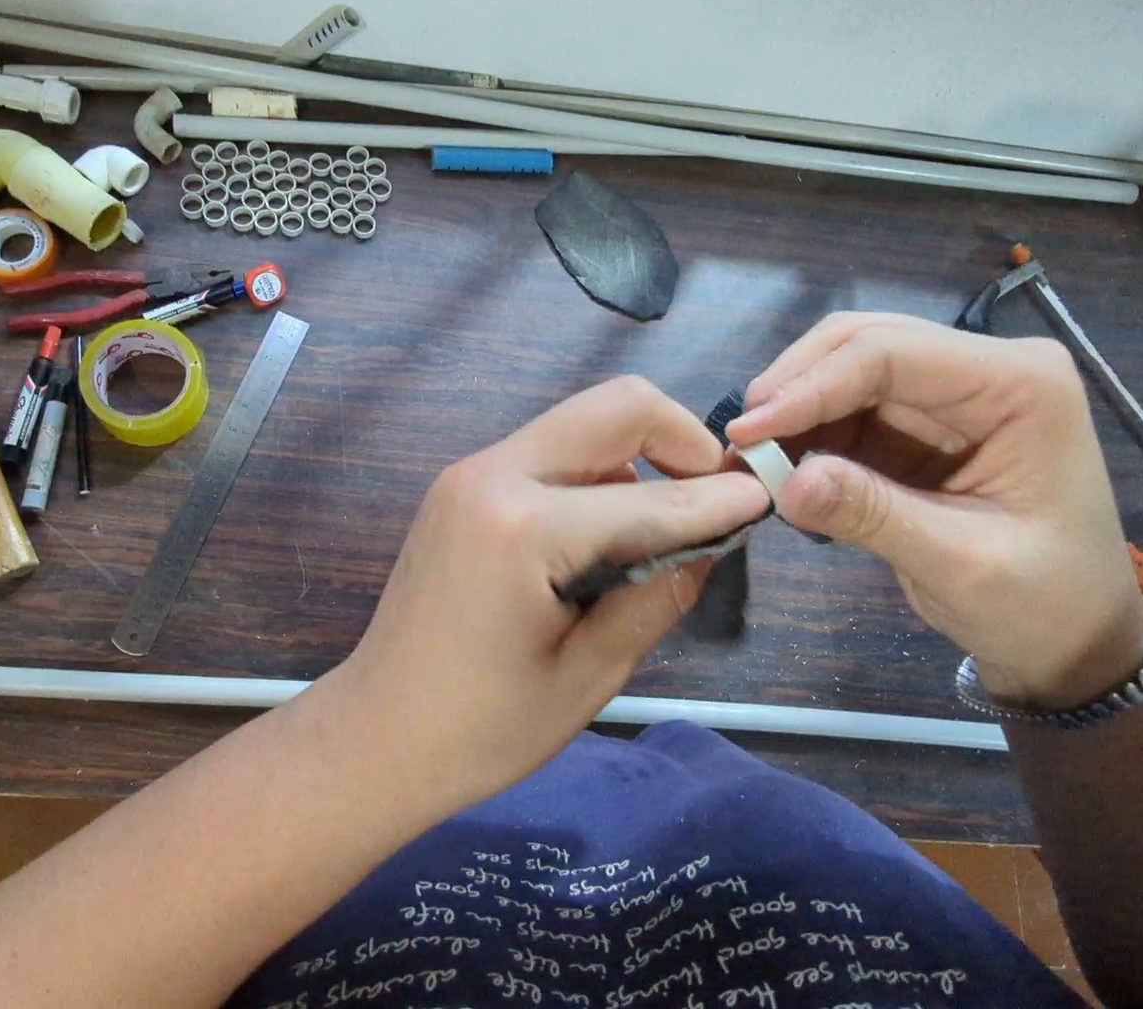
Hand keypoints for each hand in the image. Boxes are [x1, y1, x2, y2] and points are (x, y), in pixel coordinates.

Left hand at [334, 376, 771, 801]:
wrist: (375, 735)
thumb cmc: (482, 729)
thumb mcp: (588, 674)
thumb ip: (657, 595)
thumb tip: (714, 540)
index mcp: (523, 526)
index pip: (649, 498)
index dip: (717, 501)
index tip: (767, 497)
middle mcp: (491, 474)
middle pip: (612, 408)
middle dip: (680, 439)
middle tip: (717, 494)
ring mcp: (468, 474)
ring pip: (579, 426)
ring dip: (634, 457)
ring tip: (660, 527)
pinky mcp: (459, 487)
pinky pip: (546, 455)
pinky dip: (593, 475)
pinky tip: (604, 533)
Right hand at [726, 312, 1142, 708]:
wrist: (1069, 638)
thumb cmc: (1041, 603)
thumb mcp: (962, 565)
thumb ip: (874, 517)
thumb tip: (784, 483)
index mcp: (1018, 386)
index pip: (891, 354)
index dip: (809, 387)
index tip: (746, 434)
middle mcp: (981, 370)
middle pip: (860, 342)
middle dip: (792, 386)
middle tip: (740, 442)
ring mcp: (945, 393)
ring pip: (842, 367)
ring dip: (791, 408)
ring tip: (751, 460)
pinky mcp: (914, 423)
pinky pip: (841, 408)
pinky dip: (802, 432)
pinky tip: (779, 467)